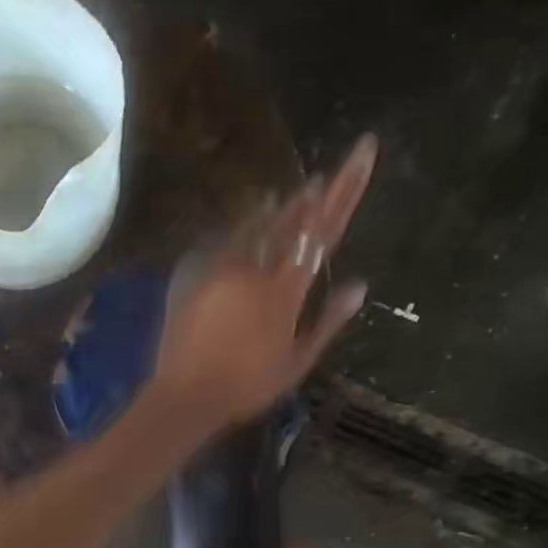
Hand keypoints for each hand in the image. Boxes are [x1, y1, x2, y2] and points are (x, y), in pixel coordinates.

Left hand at [151, 134, 378, 425]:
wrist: (185, 395)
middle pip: (291, 222)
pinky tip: (253, 216)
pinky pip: (224, 242)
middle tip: (332, 169)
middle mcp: (253, 270)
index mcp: (284, 291)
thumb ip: (328, 321)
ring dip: (281, 208)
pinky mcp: (194, 277)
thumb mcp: (296, 362)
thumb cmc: (246, 386)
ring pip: (256, 227)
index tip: (361, 153)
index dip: (345, 190)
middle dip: (316, 193)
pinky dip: (244, 227)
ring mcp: (221, 271)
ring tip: (298, 190)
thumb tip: (360, 284)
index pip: (323, 231)